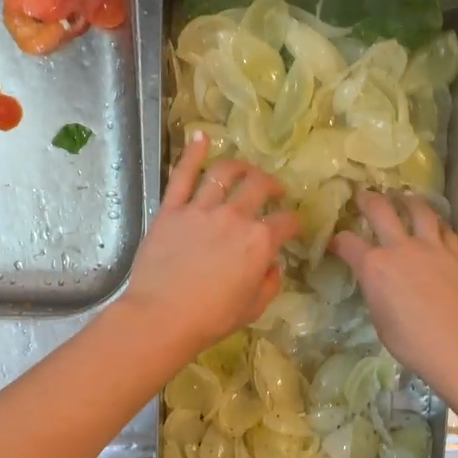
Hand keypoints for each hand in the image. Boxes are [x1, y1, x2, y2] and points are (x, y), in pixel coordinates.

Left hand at [119, 133, 300, 356]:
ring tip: (245, 169)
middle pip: (259, 186)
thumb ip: (270, 282)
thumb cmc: (212, 319)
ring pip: (223, 173)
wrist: (162, 317)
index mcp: (259, 242)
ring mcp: (200, 209)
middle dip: (272, 185)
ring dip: (239, 166)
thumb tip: (272, 265)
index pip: (286, 222)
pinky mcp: (171, 210)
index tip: (293, 227)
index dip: (294, 223)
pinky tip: (201, 138)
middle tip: (274, 190)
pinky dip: (193, 153)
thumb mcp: (254, 308)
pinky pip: (182, 174)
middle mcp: (234, 217)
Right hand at [332, 191, 457, 381]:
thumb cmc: (410, 342)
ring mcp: (430, 247)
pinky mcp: (453, 254)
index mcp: (374, 267)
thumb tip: (378, 285)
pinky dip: (435, 222)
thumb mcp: (380, 320)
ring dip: (407, 199)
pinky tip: (434, 223)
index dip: (338, 241)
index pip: (348, 243)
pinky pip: (444, 228)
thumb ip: (376, 293)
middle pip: (380, 209)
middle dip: (367, 199)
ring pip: (418, 209)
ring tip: (403, 196)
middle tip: (363, 194)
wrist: (456, 344)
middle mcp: (400, 248)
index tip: (335, 243)